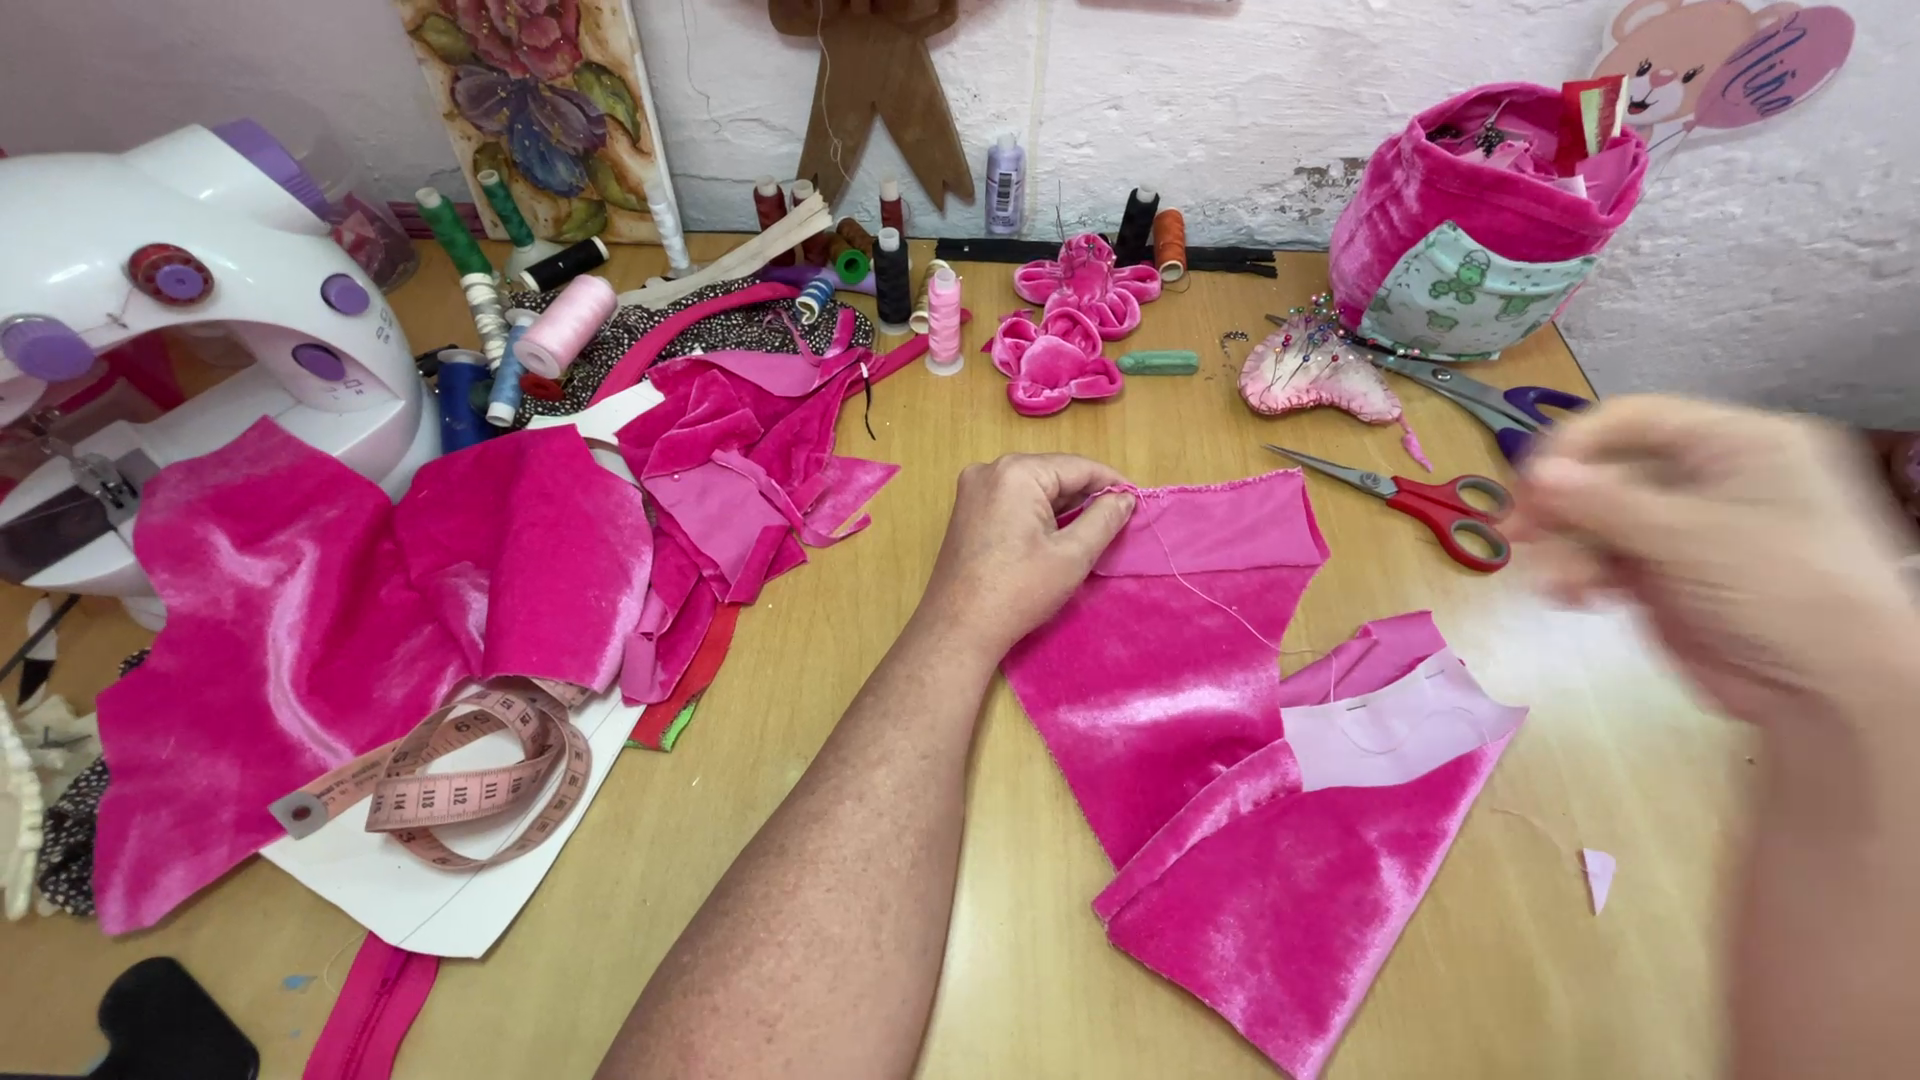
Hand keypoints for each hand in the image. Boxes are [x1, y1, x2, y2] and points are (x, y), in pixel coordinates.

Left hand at [915, 454, 1135, 659]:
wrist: (957, 627)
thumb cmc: (1018, 591)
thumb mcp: (1072, 555)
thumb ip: (1104, 519)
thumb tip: (1124, 497)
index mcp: (1015, 472)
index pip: (1077, 466)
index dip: (1112, 482)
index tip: (1138, 500)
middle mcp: (989, 470)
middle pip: (1053, 473)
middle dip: (1086, 494)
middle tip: (1118, 519)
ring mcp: (973, 489)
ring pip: (1033, 487)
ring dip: (1062, 505)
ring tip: (1093, 528)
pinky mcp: (966, 510)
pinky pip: (1012, 499)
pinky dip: (1037, 512)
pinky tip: (1056, 533)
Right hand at [1512, 396, 1919, 728]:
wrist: (1828, 692)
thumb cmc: (1780, 591)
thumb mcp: (1689, 538)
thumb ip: (1605, 502)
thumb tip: (1533, 473)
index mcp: (1736, 445)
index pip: (1630, 419)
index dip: (1573, 445)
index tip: (1529, 486)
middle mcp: (1706, 477)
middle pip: (1602, 470)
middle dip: (1558, 506)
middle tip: (1516, 535)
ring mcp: (1680, 526)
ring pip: (1590, 518)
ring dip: (1566, 548)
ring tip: (1563, 585)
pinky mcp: (1658, 570)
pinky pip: (1596, 556)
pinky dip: (1577, 573)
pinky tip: (1576, 597)